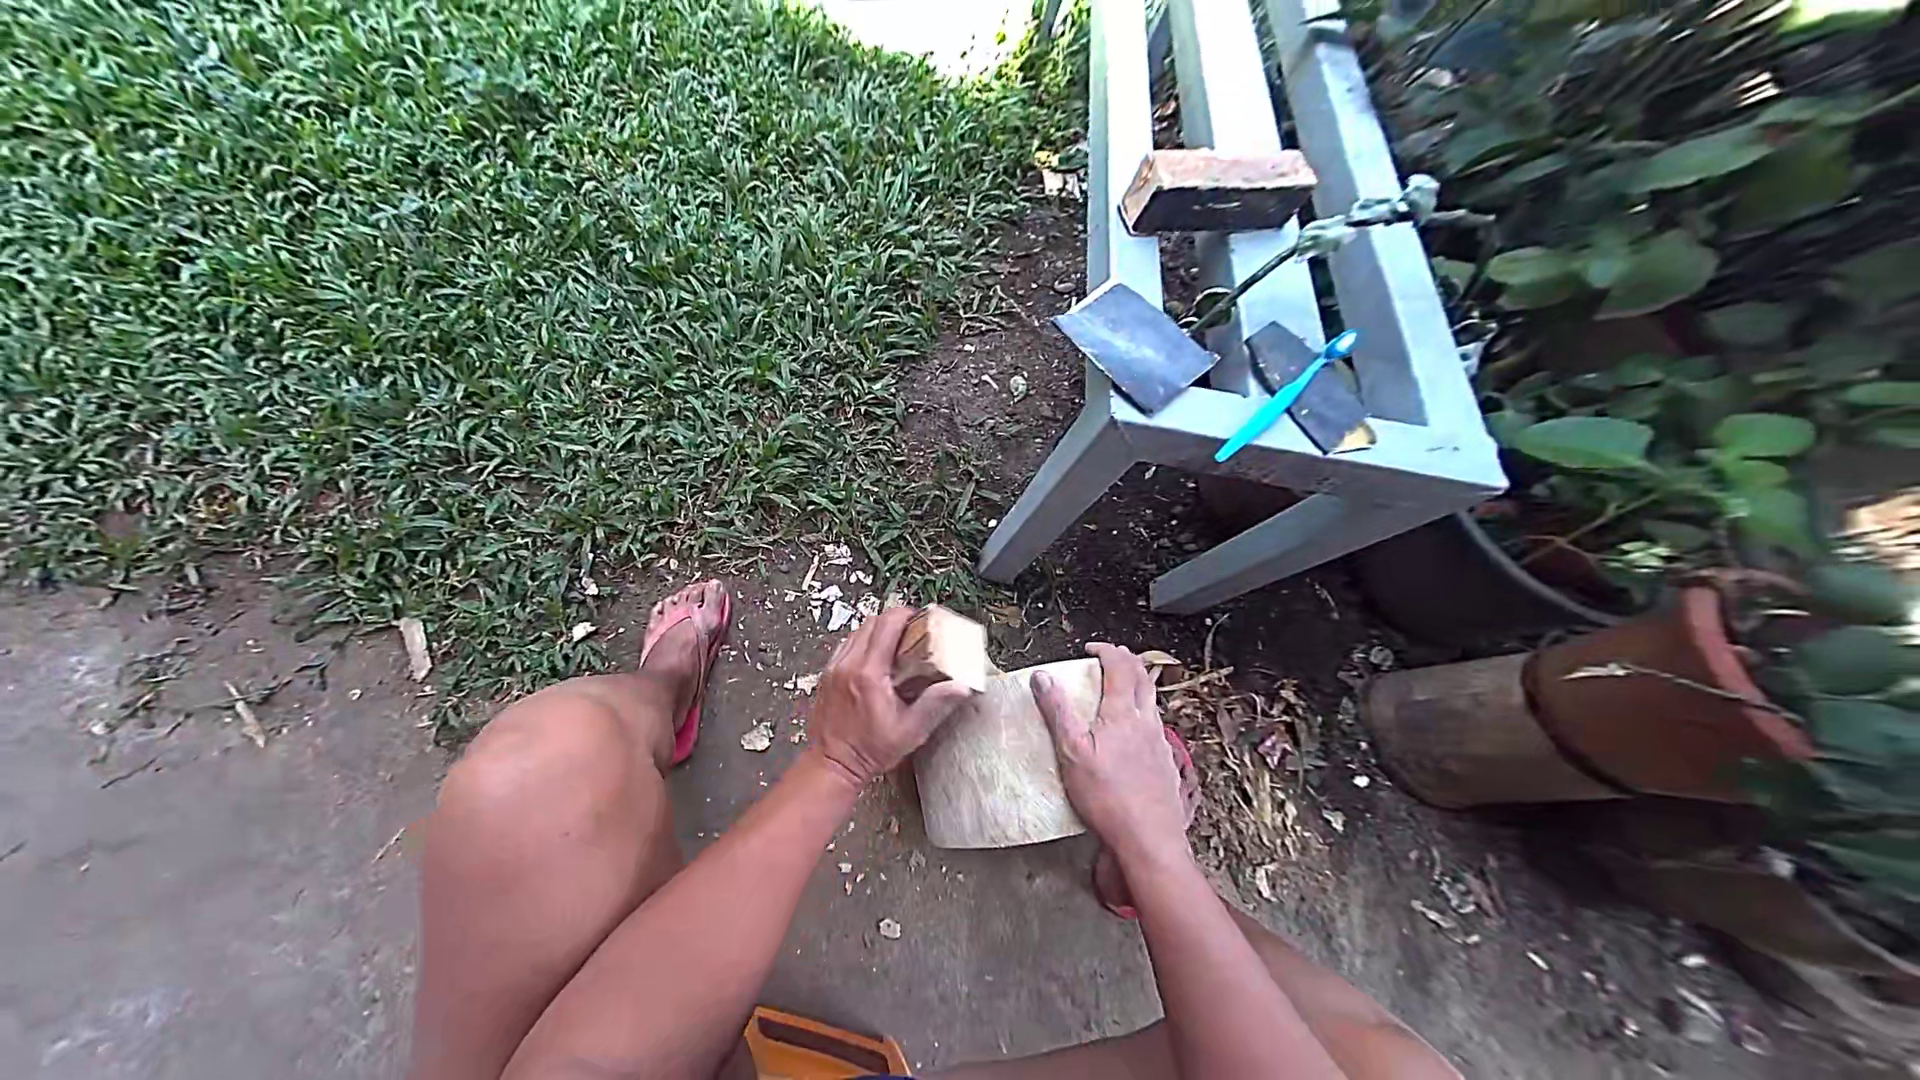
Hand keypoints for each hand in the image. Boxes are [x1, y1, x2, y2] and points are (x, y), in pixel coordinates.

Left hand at [809, 607, 975, 787]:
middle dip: (894, 620)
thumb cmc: (869, 751)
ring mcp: (834, 669)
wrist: (832, 765)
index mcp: (869, 674)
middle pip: (872, 622)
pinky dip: (862, 643)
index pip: (887, 625)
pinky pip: (846, 646)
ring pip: (857, 631)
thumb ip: (936, 704)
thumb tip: (961, 687)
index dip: (906, 614)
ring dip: (878, 630)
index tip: (921, 618)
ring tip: (897, 643)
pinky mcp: (827, 675)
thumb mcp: (910, 731)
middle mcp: (848, 665)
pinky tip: (876, 658)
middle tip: (913, 630)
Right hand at [1033, 643, 1186, 864]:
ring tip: (1122, 687)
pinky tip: (1134, 731)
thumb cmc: (1107, 798)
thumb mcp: (1072, 752)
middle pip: (1143, 677)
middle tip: (1111, 657)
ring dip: (1138, 684)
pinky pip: (1156, 726)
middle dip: (1127, 660)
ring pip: (1152, 701)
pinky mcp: (1166, 763)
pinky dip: (1143, 713)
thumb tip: (1042, 677)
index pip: (1120, 667)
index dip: (1107, 651)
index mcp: (1123, 714)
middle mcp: (1146, 722)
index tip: (1093, 648)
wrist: (1149, 840)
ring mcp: (1159, 743)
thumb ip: (1057, 711)